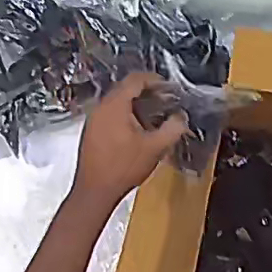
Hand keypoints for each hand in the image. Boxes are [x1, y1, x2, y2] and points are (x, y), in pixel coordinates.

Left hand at [71, 73, 187, 210]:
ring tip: (155, 116)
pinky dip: (126, 115)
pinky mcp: (91, 132)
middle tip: (166, 101)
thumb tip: (181, 117)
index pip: (135, 80)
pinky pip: (110, 114)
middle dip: (147, 92)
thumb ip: (173, 128)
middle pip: (125, 89)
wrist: (95, 191)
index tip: (169, 87)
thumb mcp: (156, 147)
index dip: (154, 80)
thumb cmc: (125, 166)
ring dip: (136, 105)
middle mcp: (101, 107)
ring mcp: (93, 120)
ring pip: (117, 102)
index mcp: (115, 105)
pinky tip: (138, 130)